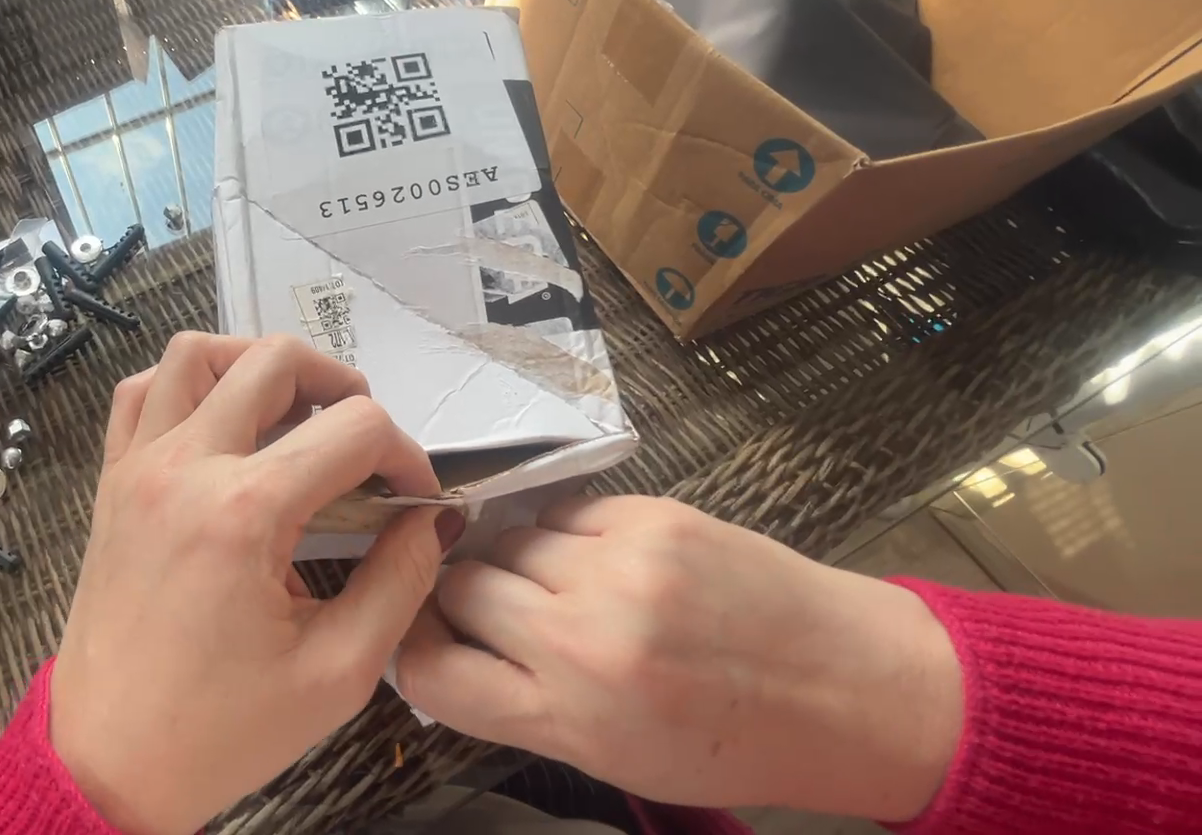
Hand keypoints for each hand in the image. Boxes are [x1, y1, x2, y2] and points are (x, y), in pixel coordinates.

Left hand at [51, 333, 462, 834]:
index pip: (354, 429)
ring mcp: (139, 464)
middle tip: (361, 438)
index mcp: (246, 512)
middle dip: (340, 384)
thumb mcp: (338, 673)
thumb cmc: (220, 731)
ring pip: (197, 354)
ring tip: (292, 410)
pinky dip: (187, 383)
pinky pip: (141, 393)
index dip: (404, 453)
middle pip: (275, 361)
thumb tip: (430, 518)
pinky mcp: (112, 479)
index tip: (412, 494)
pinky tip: (219, 420)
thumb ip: (400, 581)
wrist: (107, 761)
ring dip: (256, 365)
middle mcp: (186, 466)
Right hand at [394, 496, 962, 821]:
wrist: (853, 686)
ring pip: (505, 540)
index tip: (428, 632)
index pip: (430, 671)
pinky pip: (558, 513)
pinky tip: (607, 557)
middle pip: (458, 587)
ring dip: (521, 560)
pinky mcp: (645, 516)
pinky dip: (565, 534)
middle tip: (513, 610)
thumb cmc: (727, 740)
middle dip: (473, 596)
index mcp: (570, 719)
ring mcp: (615, 569)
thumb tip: (438, 637)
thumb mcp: (610, 754)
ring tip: (571, 583)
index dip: (413, 645)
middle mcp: (582, 641)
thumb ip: (516, 700)